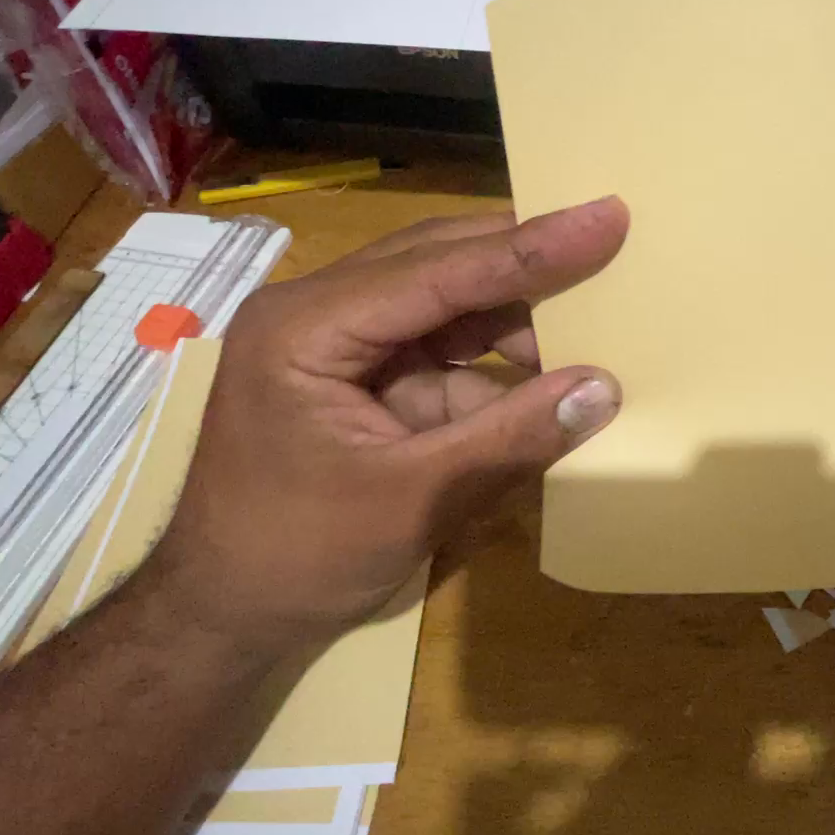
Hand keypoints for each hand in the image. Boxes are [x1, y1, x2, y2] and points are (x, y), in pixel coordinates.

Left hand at [143, 199, 629, 650]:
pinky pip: (446, 347)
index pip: (439, 271)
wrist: (223, 617)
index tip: (608, 218)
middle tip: (610, 240)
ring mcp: (342, 341)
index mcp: (308, 327)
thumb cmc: (297, 558)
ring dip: (518, 315)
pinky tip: (546, 367)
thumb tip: (604, 388)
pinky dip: (498, 358)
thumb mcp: (413, 500)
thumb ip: (511, 437)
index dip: (532, 248)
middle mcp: (322, 312)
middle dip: (526, 263)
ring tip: (592, 319)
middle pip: (441, 263)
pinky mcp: (366, 372)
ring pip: (449, 300)